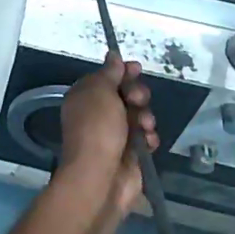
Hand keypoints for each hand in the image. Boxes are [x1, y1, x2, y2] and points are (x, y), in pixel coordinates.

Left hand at [56, 53, 157, 208]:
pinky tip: (148, 141)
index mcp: (86, 97)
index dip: (122, 71)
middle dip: (137, 94)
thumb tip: (113, 55)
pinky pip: (145, 137)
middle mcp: (99, 113)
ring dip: (145, 116)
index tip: (137, 68)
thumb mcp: (101, 91)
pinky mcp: (130, 153)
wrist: (100, 177)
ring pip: (139, 114)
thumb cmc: (97, 128)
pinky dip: (149, 137)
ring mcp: (115, 134)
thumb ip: (110, 72)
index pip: (107, 77)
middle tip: (137, 99)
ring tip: (144, 125)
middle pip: (126, 94)